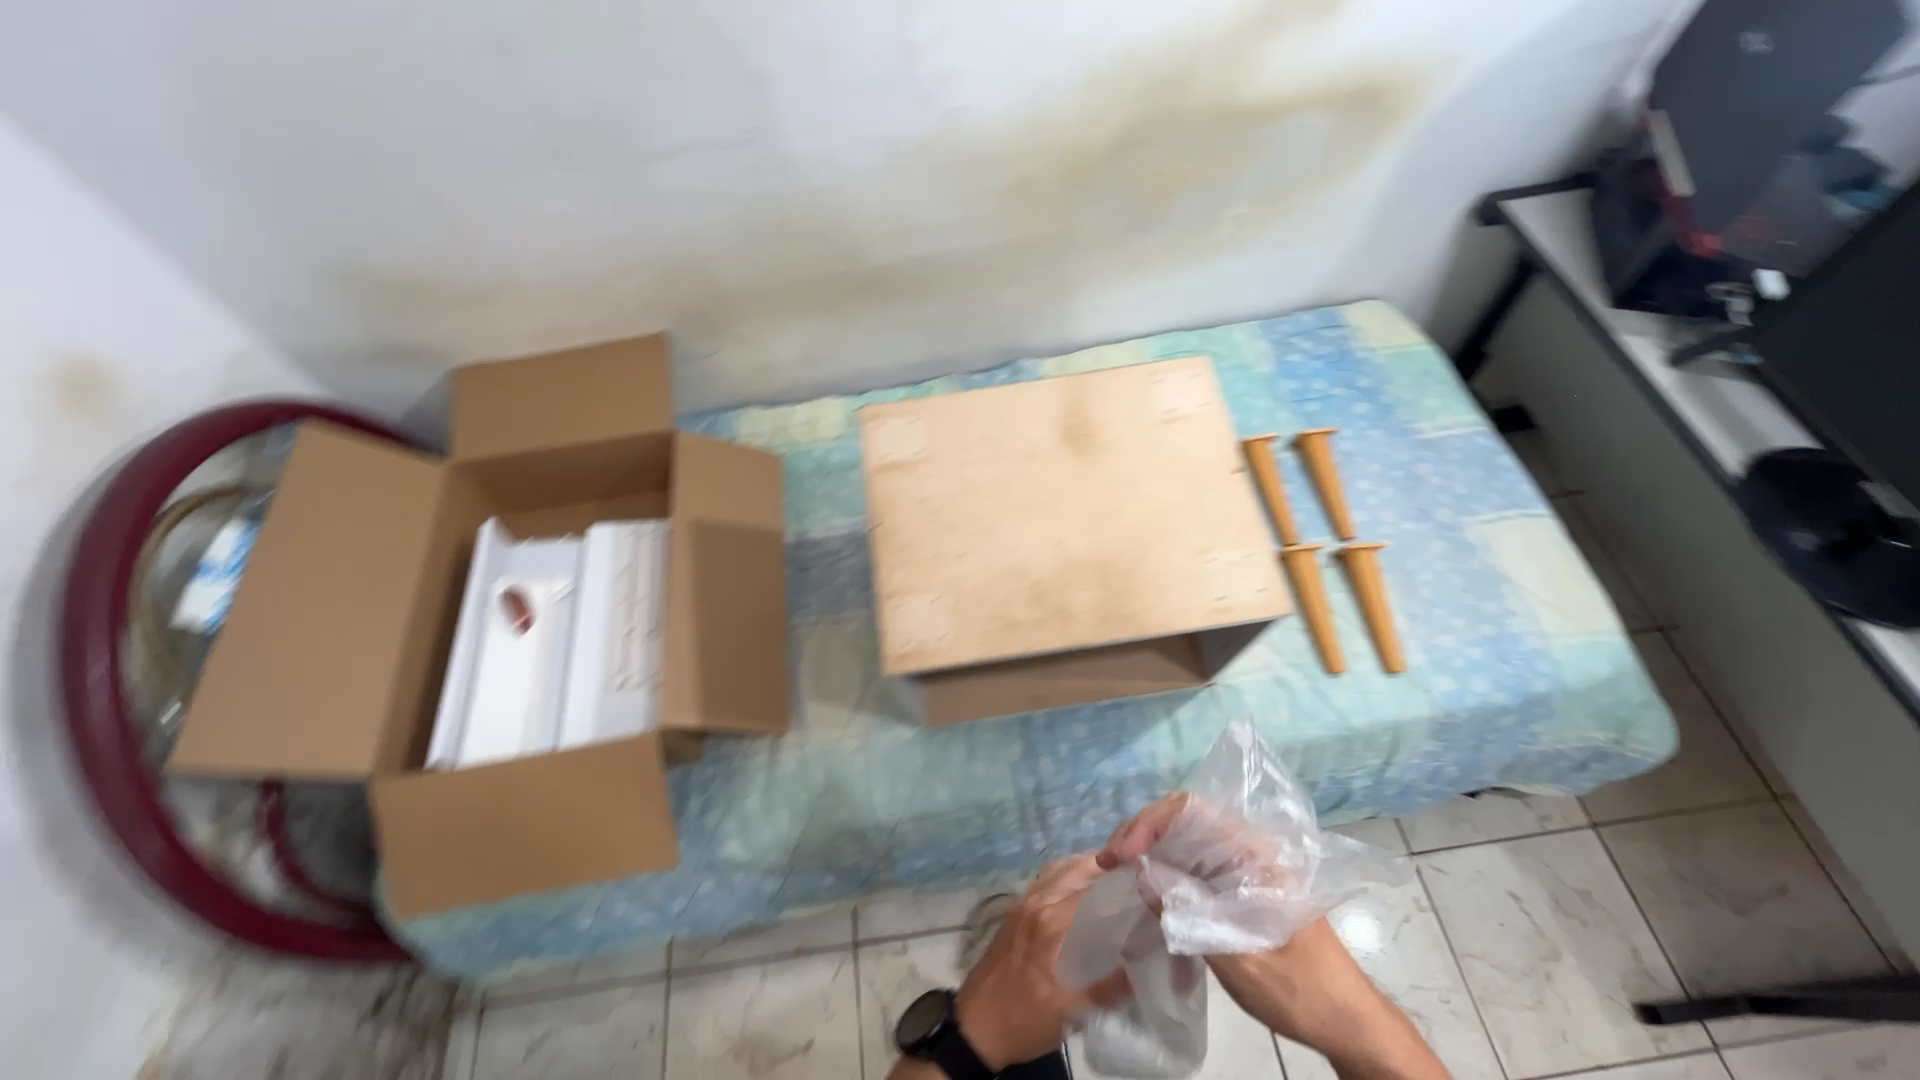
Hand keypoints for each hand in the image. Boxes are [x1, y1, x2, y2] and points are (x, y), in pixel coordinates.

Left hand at [951, 854, 1130, 1069]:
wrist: (975, 1026)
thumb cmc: (1024, 1020)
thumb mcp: (1071, 1011)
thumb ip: (1110, 986)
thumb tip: (1148, 961)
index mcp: (1053, 921)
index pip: (1100, 888)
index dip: (1132, 886)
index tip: (1157, 891)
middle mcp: (1039, 901)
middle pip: (1083, 869)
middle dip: (1116, 870)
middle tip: (1144, 883)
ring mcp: (1025, 901)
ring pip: (1065, 868)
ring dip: (1093, 868)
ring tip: (1121, 882)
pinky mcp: (1017, 908)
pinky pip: (1049, 878)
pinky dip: (1072, 874)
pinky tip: (1087, 889)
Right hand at [1099, 795, 1452, 1079]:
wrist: (1347, 1023)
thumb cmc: (1301, 991)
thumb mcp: (1240, 958)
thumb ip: (1191, 915)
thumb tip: (1142, 876)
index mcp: (1256, 855)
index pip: (1192, 811)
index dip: (1149, 823)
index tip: (1121, 856)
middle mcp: (1249, 851)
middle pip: (1184, 818)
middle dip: (1141, 833)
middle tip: (1109, 863)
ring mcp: (1244, 868)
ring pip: (1186, 840)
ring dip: (1149, 849)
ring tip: (1118, 872)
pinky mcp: (1239, 889)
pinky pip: (1194, 864)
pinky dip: (1164, 869)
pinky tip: (1145, 888)